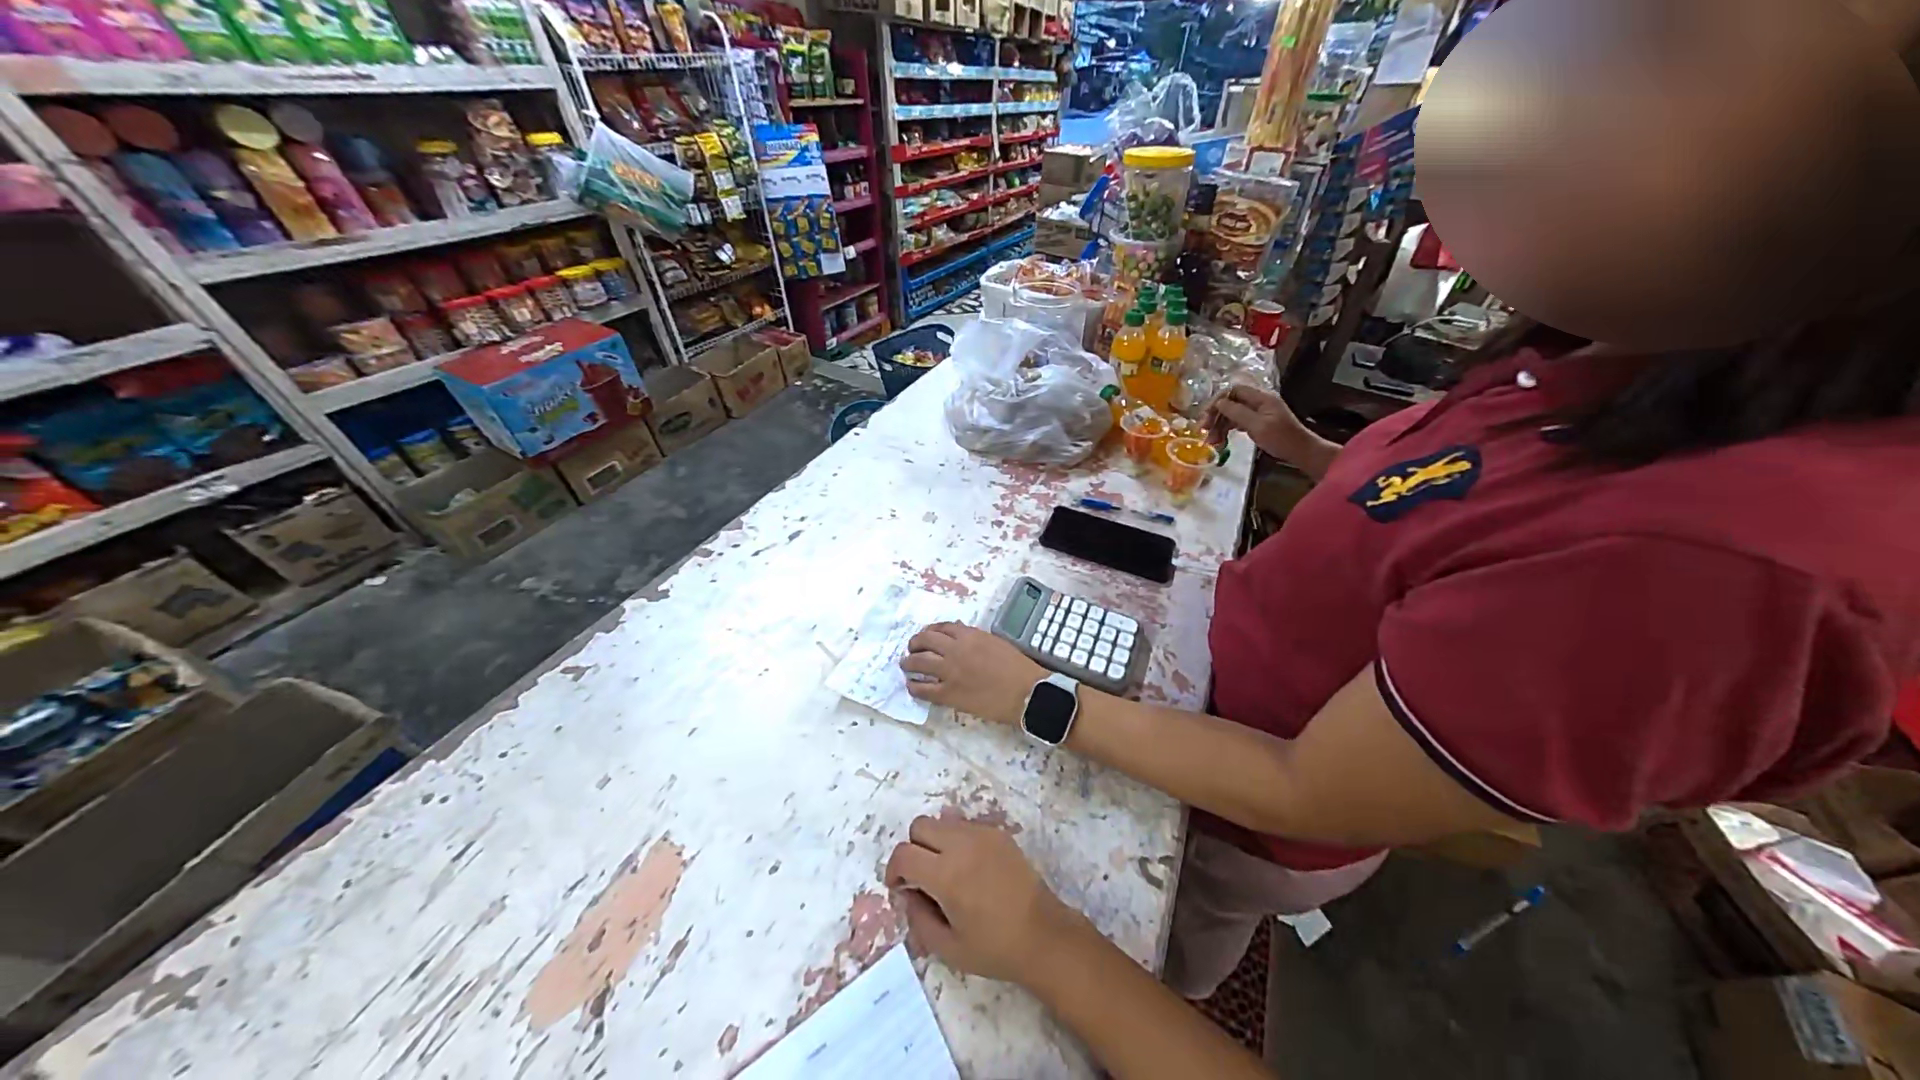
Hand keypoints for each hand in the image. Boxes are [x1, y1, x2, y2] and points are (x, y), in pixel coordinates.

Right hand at [886, 816, 1082, 984]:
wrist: (1044, 935)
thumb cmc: (995, 948)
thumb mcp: (947, 948)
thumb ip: (918, 919)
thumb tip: (908, 893)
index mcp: (946, 875)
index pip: (904, 854)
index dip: (893, 870)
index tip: (900, 888)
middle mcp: (962, 845)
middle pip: (919, 826)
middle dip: (913, 849)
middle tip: (922, 877)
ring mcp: (983, 835)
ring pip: (943, 821)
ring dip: (935, 842)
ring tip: (946, 871)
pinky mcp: (999, 833)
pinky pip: (965, 825)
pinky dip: (957, 840)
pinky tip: (969, 867)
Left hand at [901, 622, 1046, 726]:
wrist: (1027, 693)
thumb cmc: (1018, 667)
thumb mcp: (997, 643)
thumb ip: (976, 639)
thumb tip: (961, 638)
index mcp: (970, 636)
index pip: (943, 628)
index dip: (932, 631)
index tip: (928, 635)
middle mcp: (955, 650)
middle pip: (925, 641)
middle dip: (915, 643)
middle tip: (912, 648)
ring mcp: (949, 672)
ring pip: (919, 662)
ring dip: (909, 662)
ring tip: (905, 665)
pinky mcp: (949, 694)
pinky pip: (924, 689)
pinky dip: (914, 687)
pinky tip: (912, 686)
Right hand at [1206, 385, 1333, 474]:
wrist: (1301, 451)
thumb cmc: (1281, 438)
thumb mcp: (1257, 425)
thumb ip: (1237, 412)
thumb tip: (1219, 403)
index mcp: (1261, 398)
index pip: (1233, 391)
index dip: (1217, 401)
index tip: (1206, 416)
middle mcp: (1258, 402)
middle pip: (1231, 402)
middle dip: (1216, 416)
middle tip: (1204, 431)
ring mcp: (1258, 412)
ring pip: (1232, 414)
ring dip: (1219, 426)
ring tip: (1211, 442)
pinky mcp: (1258, 423)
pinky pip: (1237, 423)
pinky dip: (1228, 430)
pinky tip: (1221, 440)